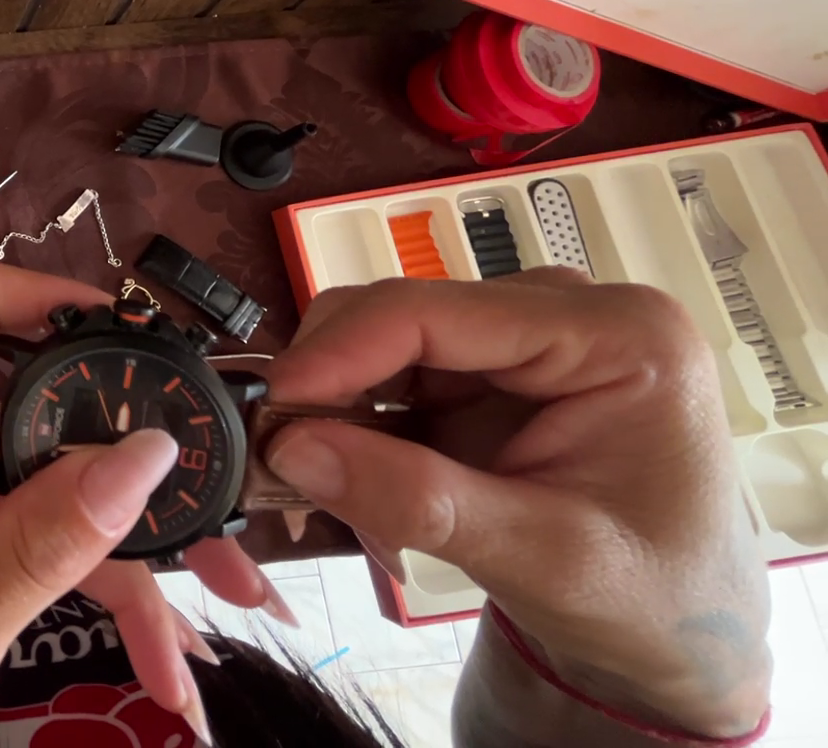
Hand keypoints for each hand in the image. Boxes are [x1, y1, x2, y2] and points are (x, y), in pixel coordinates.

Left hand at [0, 258, 284, 746]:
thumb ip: (43, 542)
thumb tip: (145, 452)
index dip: (43, 291)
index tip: (131, 335)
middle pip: (50, 398)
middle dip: (139, 453)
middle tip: (222, 518)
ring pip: (68, 479)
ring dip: (143, 548)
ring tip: (219, 621)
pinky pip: (53, 536)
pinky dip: (110, 587)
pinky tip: (163, 658)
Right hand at [264, 271, 770, 736]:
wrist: (673, 629)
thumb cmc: (650, 597)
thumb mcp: (543, 559)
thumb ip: (417, 500)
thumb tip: (288, 450)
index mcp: (608, 334)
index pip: (426, 312)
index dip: (333, 353)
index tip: (268, 407)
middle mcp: (550, 311)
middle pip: (385, 315)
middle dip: (321, 382)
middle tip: (278, 452)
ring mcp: (502, 333)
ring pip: (363, 338)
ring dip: (325, 404)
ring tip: (315, 475)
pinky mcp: (466, 363)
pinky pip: (369, 369)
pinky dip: (339, 417)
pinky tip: (342, 467)